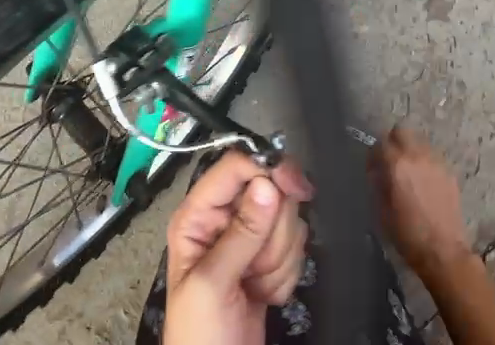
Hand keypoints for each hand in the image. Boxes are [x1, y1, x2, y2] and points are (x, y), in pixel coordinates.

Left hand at [163, 151, 313, 344]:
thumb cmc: (199, 335)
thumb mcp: (212, 284)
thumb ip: (241, 234)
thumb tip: (268, 184)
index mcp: (198, 214)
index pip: (236, 167)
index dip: (268, 168)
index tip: (296, 187)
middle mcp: (223, 218)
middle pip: (271, 190)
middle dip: (273, 233)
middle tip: (254, 267)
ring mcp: (248, 239)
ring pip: (288, 220)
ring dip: (279, 259)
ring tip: (255, 286)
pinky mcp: (268, 258)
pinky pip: (296, 246)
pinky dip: (286, 274)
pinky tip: (264, 294)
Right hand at [369, 127, 473, 279]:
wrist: (443, 251)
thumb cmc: (406, 235)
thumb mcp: (381, 211)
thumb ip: (377, 183)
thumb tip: (376, 171)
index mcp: (397, 165)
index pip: (380, 143)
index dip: (373, 154)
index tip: (372, 167)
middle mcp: (417, 156)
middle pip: (401, 131)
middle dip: (392, 142)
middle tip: (389, 162)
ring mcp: (435, 162)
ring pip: (418, 141)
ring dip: (409, 150)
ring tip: (408, 172)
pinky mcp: (449, 172)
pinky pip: (432, 156)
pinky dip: (424, 161)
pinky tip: (423, 181)